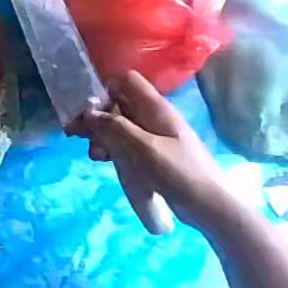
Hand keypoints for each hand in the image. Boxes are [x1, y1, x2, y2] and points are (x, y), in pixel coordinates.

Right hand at [73, 71, 238, 230]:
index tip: (88, 110)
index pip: (127, 81)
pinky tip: (103, 161)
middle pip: (119, 104)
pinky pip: (126, 143)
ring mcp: (153, 136)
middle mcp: (153, 117)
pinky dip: (112, 148)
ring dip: (102, 135)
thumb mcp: (145, 149)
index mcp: (155, 108)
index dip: (105, 89)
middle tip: (77, 135)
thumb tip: (88, 113)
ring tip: (94, 155)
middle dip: (97, 116)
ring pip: (120, 125)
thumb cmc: (180, 172)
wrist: (210, 205)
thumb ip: (116, 128)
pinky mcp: (152, 154)